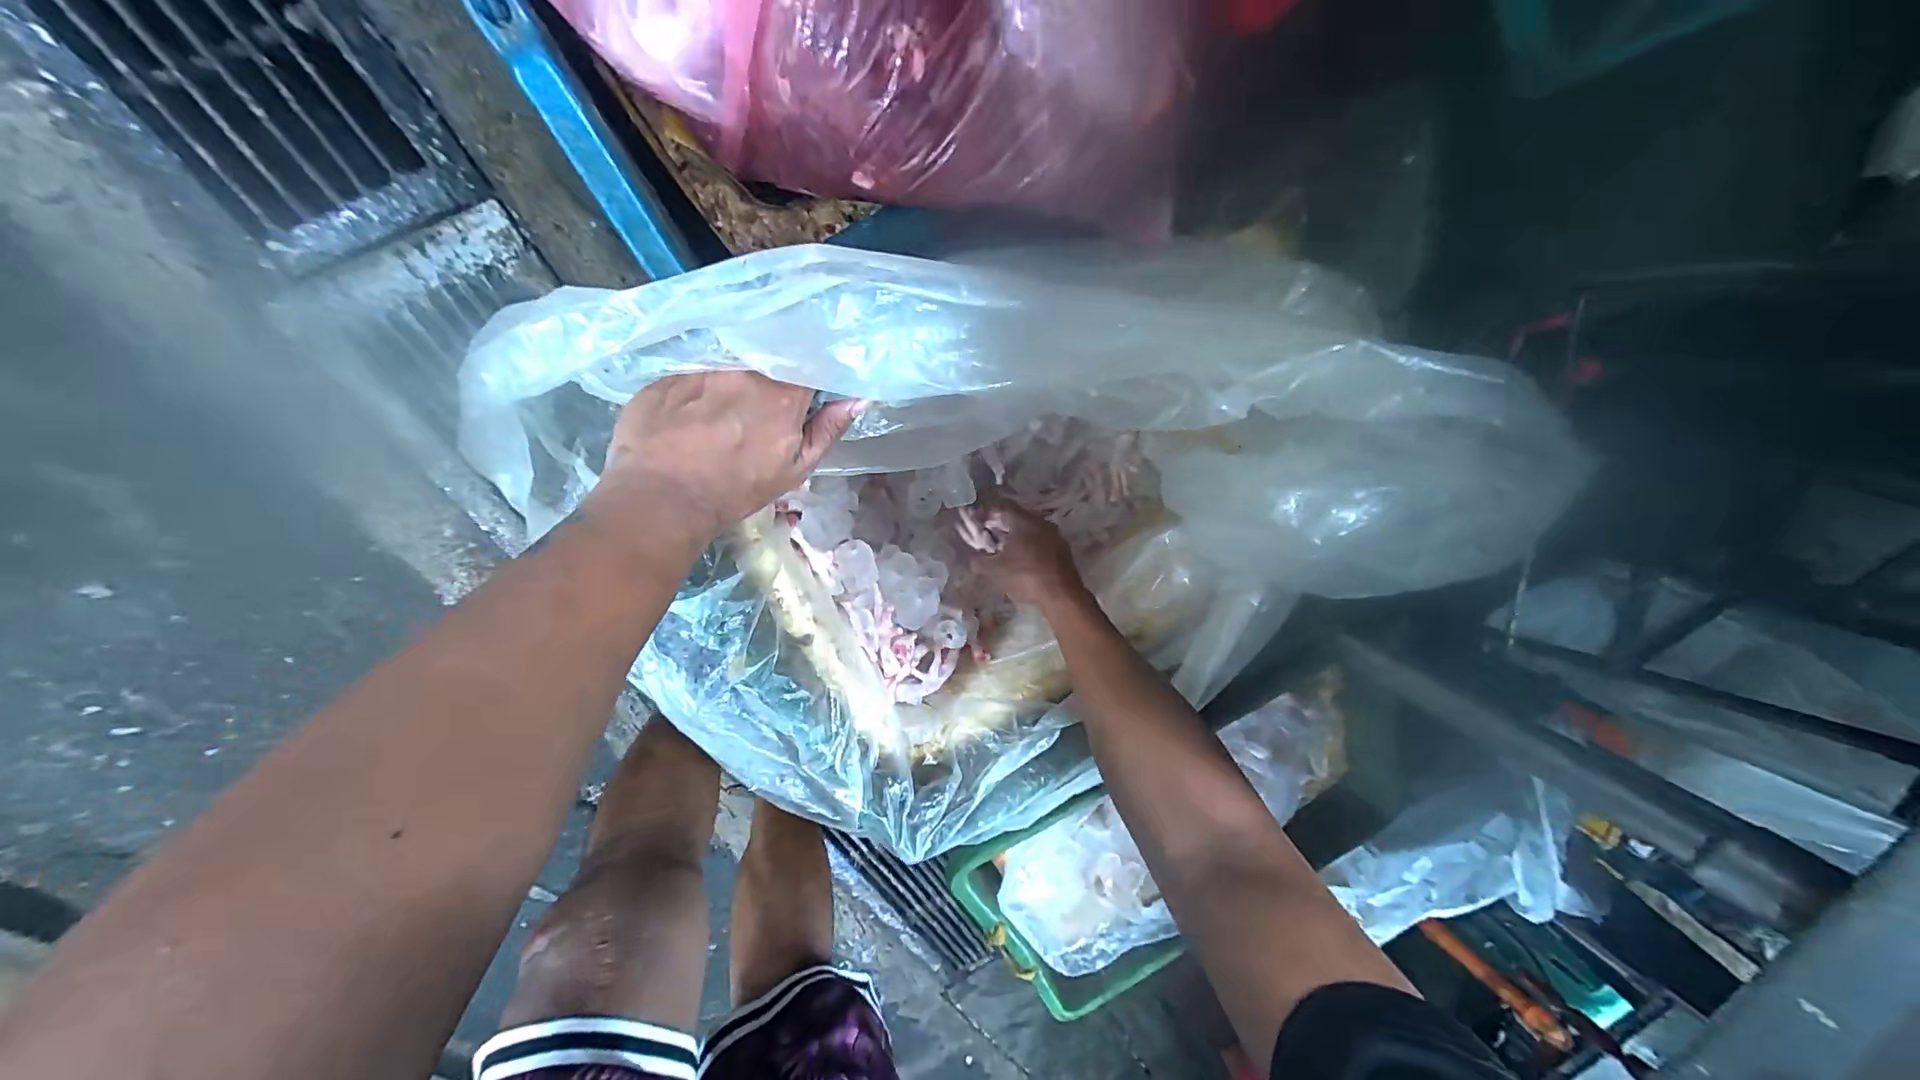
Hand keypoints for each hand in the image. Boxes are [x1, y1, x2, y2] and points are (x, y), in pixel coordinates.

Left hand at [589, 372, 862, 543]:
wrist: (664, 497)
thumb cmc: (736, 489)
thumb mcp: (794, 469)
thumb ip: (827, 430)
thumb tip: (857, 399)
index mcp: (784, 392)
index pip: (806, 360)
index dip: (806, 369)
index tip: (805, 383)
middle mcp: (746, 368)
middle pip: (766, 355)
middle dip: (769, 370)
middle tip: (760, 397)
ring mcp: (703, 366)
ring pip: (728, 359)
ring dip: (732, 375)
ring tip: (724, 400)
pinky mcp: (667, 371)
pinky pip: (691, 367)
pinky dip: (696, 383)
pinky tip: (690, 406)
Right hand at [966, 502, 1086, 607]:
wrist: (1062, 595)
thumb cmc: (1025, 575)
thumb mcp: (994, 570)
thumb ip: (979, 560)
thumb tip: (974, 556)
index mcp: (1024, 521)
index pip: (1002, 507)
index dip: (986, 512)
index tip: (975, 519)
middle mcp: (1041, 523)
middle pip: (1018, 517)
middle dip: (1001, 523)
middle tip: (988, 531)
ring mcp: (1055, 536)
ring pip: (1031, 530)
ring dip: (1016, 536)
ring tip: (1003, 547)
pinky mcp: (1063, 551)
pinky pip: (1041, 542)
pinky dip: (1028, 546)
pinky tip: (1022, 559)